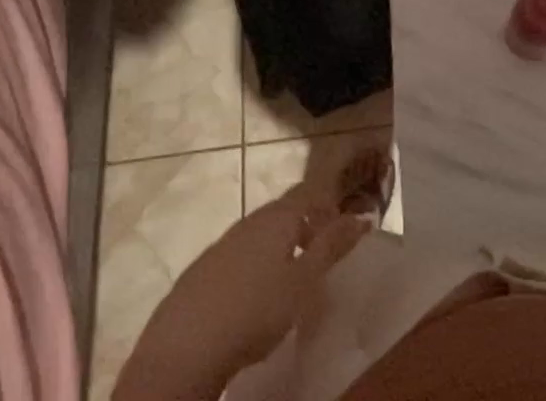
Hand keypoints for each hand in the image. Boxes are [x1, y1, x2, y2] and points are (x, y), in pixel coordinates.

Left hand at [117, 183, 371, 399]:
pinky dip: (253, 267)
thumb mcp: (305, 281)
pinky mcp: (198, 274)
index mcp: (275, 219)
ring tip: (291, 277)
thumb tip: (362, 216)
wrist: (184, 351)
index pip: (307, 193)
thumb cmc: (256, 310)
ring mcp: (218, 248)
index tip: (343, 226)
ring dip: (278, 248)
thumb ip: (332, 246)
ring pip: (257, 236)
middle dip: (304, 226)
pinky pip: (236, 259)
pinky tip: (253, 295)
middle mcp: (245, 224)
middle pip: (281, 213)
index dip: (328, 204)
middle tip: (322, 254)